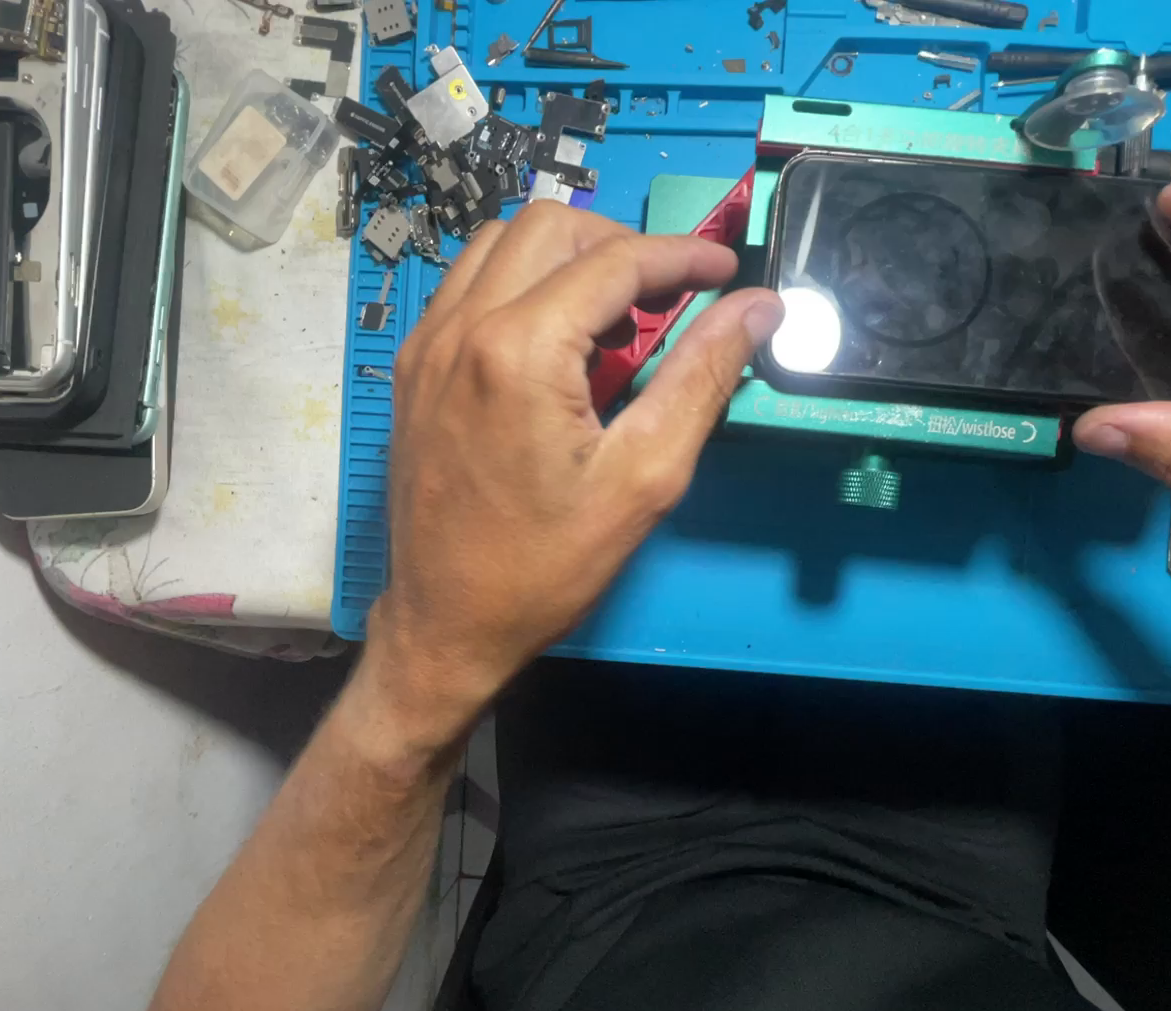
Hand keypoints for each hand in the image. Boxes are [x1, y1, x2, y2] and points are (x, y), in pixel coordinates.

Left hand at [364, 203, 782, 735]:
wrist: (446, 625)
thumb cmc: (548, 567)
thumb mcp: (644, 479)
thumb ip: (702, 379)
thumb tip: (757, 309)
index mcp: (520, 351)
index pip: (615, 260)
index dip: (684, 255)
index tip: (728, 271)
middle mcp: (461, 327)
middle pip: (551, 226)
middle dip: (623, 245)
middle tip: (668, 297)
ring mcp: (425, 344)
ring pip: (501, 243)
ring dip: (569, 257)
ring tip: (613, 317)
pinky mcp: (412, 368)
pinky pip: (468, 285)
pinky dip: (522, 283)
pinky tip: (554, 340)